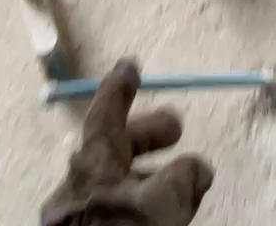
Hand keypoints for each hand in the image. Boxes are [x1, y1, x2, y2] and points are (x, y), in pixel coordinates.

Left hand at [41, 60, 214, 224]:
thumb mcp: (161, 206)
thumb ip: (184, 177)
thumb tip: (198, 167)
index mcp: (91, 165)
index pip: (105, 113)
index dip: (120, 88)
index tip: (131, 65)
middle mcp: (77, 189)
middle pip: (113, 146)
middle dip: (147, 133)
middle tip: (177, 129)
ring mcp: (77, 221)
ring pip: (115, 182)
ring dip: (148, 173)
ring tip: (182, 185)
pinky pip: (114, 211)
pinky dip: (140, 204)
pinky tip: (165, 219)